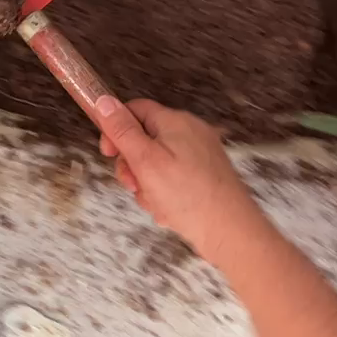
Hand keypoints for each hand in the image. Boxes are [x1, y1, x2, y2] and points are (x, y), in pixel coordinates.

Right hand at [90, 96, 269, 260]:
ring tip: (155, 202)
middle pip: (144, 138)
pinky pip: (173, 176)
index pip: (134, 110)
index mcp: (175, 122)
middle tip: (134, 185)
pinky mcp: (206, 175)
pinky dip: (165, 192)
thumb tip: (103, 101)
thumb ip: (122, 130)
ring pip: (156, 161)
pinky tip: (169, 210)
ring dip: (147, 183)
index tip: (109, 153)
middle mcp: (190, 132)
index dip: (115, 128)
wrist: (232, 235)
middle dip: (132, 164)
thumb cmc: (190, 197)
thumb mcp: (145, 160)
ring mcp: (200, 154)